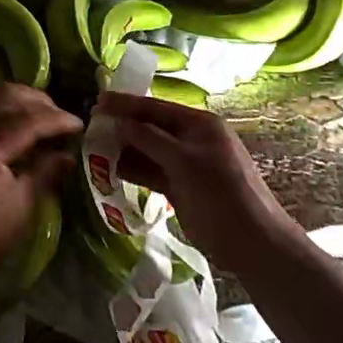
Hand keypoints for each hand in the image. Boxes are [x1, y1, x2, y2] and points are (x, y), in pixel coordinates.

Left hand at [0, 83, 80, 294]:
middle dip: (42, 104)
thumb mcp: (23, 207)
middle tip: (63, 120)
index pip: (30, 119)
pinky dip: (2, 103)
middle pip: (11, 97)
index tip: (81, 125)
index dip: (59, 120)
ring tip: (43, 115)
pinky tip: (16, 118)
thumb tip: (70, 154)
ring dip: (22, 98)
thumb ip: (46, 172)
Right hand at [100, 91, 299, 273]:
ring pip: (150, 151)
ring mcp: (187, 165)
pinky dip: (134, 170)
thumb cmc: (221, 194)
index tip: (98, 100)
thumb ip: (150, 139)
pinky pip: (153, 172)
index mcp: (200, 124)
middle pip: (152, 127)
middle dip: (123, 125)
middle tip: (91, 124)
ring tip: (94, 146)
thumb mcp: (184, 162)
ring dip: (125, 149)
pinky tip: (111, 170)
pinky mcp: (181, 188)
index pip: (156, 107)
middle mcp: (192, 140)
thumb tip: (121, 121)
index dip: (127, 104)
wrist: (252, 242)